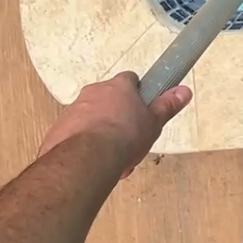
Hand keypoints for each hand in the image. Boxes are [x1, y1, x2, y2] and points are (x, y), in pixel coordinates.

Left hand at [36, 72, 191, 175]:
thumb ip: (167, 106)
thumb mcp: (154, 123)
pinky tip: (93, 162)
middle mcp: (93, 92)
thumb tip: (184, 91)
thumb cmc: (124, 137)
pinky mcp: (57, 130)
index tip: (141, 107)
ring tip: (112, 154)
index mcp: (118, 87)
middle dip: (116, 114)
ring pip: (89, 117)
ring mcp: (72, 110)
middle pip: (107, 98)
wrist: (86, 159)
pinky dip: (82, 144)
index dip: (136, 93)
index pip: (129, 80)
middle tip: (128, 135)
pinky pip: (73, 134)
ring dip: (99, 131)